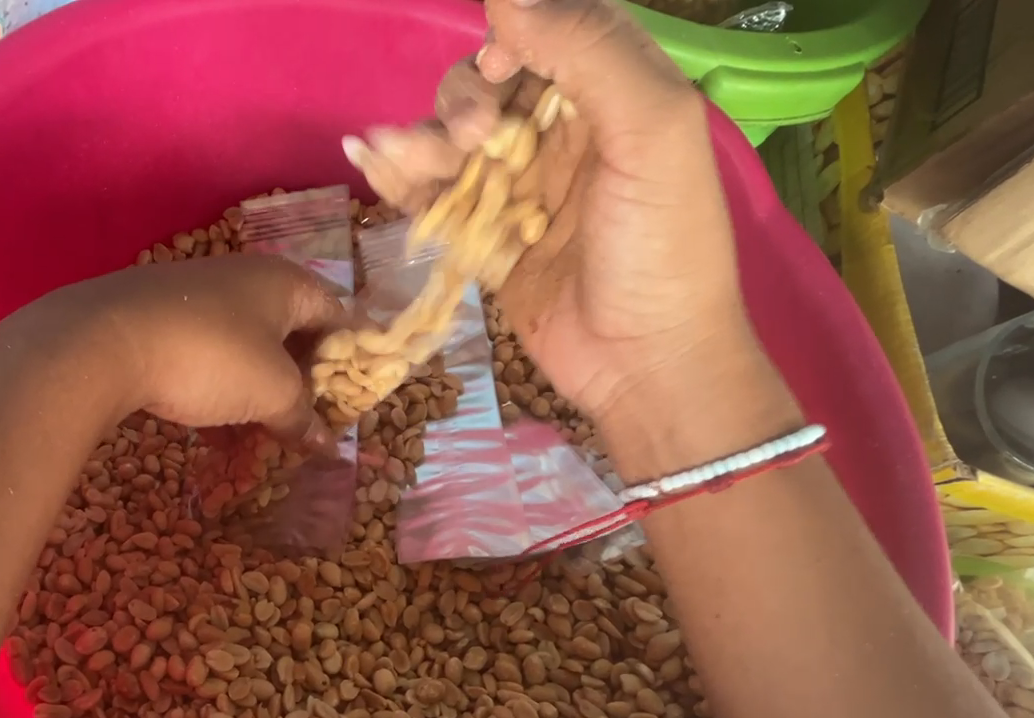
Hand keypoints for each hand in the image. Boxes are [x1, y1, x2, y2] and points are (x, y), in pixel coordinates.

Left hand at [14, 254, 344, 447]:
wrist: (106, 343)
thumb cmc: (212, 357)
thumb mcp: (273, 392)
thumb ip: (305, 416)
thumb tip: (329, 444)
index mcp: (285, 284)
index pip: (340, 316)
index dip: (353, 360)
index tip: (356, 402)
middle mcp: (246, 283)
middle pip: (292, 339)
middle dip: (302, 391)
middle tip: (310, 432)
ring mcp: (199, 304)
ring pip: (247, 359)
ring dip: (259, 406)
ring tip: (264, 449)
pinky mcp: (163, 328)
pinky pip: (208, 367)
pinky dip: (221, 403)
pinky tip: (218, 444)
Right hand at [344, 0, 798, 470]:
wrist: (642, 362)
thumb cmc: (662, 249)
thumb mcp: (650, 132)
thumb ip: (590, 52)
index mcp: (614, 99)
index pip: (549, 39)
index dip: (512, 42)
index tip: (499, 71)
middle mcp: (564, 139)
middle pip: (490, 92)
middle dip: (464, 105)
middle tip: (470, 142)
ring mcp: (522, 195)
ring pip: (455, 147)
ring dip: (422, 143)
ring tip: (393, 157)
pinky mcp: (489, 244)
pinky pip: (440, 201)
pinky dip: (404, 182)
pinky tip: (371, 163)